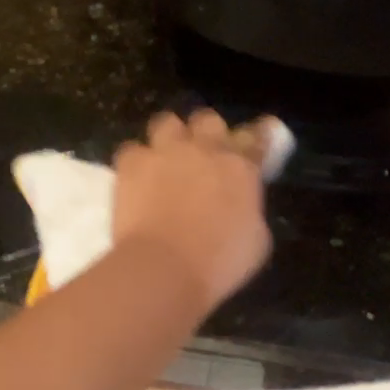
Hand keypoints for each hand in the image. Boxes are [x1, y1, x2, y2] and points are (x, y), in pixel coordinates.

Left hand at [113, 110, 272, 310]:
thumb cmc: (219, 263)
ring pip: (167, 122)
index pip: (256, 138)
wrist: (164, 268)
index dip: (259, 137)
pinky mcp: (131, 164)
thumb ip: (252, 213)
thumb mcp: (256, 242)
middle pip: (208, 120)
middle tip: (205, 156)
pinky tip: (138, 180)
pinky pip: (133, 150)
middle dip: (208, 133)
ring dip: (170, 138)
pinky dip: (136, 162)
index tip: (259, 139)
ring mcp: (165, 153)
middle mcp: (204, 150)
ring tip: (167, 160)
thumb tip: (244, 208)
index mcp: (241, 168)